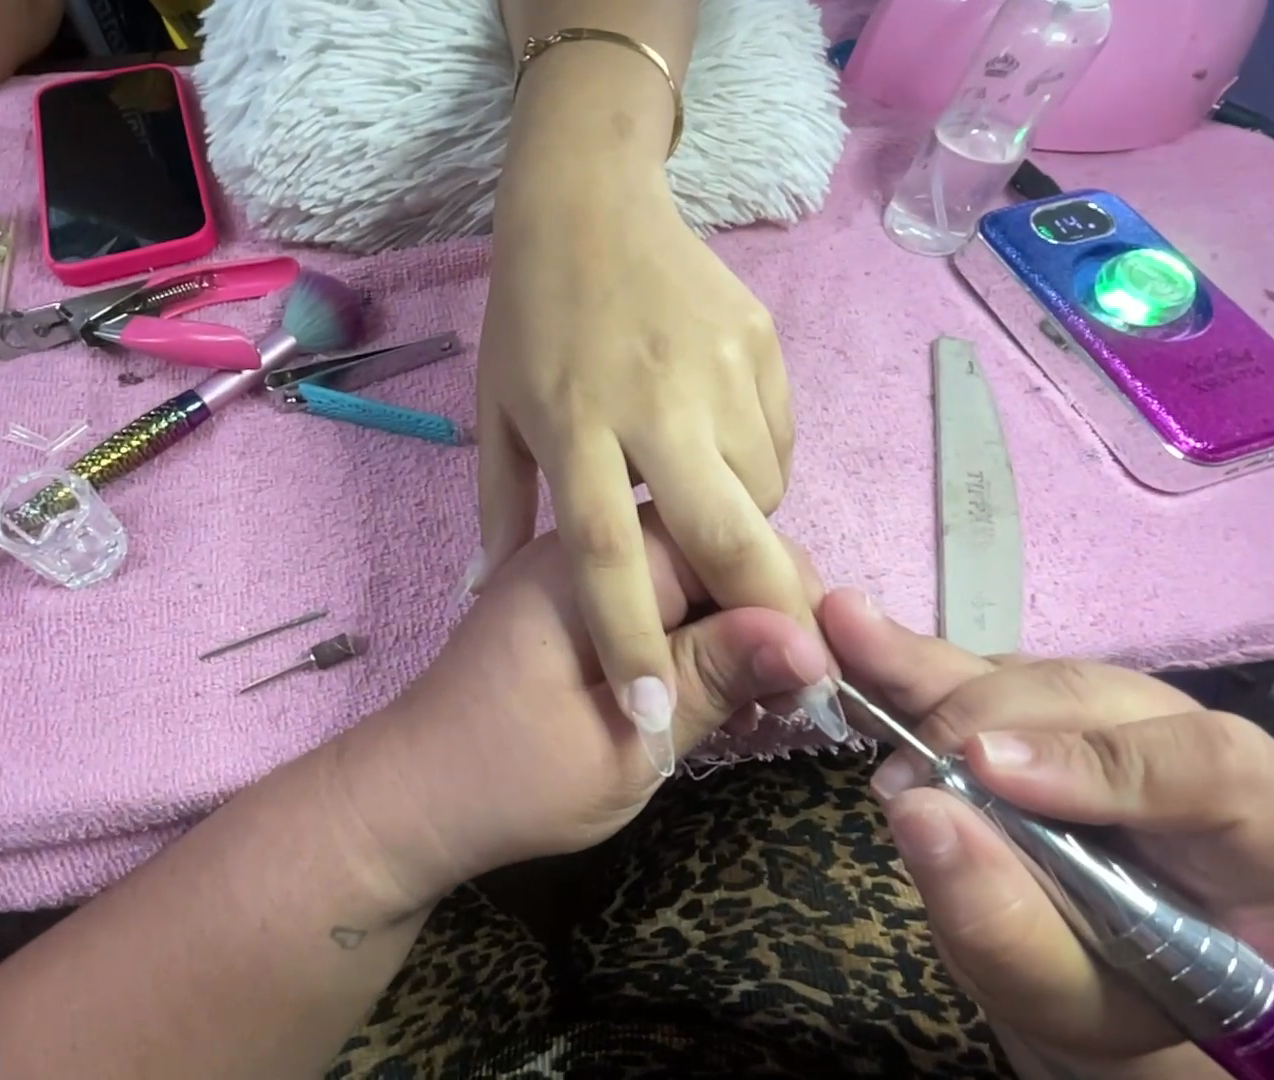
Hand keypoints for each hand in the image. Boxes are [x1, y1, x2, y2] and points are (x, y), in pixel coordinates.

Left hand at [338, 510, 834, 912]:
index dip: (785, 601)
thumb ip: (711, 679)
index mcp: (594, 561)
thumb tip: (809, 641)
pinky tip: (710, 695)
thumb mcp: (625, 740)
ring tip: (756, 705)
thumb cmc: (511, 777)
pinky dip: (692, 641)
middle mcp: (587, 546)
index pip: (724, 541)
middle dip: (764, 619)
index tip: (819, 675)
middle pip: (711, 553)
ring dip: (731, 634)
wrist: (413, 793)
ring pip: (688, 580)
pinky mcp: (575, 606)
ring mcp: (579, 573)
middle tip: (790, 698)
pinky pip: (655, 602)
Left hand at [472, 57, 836, 773]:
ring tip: (710, 519)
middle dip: (762, 613)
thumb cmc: (527, 320)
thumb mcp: (495, 414)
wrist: (586, 205)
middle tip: (786, 667)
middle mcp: (653, 407)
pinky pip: (779, 442)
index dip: (630, 646)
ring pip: (763, 491)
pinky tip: (719, 454)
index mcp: (575, 430)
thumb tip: (488, 583)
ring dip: (747, 527)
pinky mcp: (762, 345)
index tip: (652, 718)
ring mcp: (718, 371)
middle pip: (726, 534)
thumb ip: (499, 506)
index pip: (608, 557)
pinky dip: (760, 471)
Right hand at [819, 589, 1273, 1062]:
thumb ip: (1003, 923)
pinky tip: (842, 638)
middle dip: (981, 719)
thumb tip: (915, 813)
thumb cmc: (1091, 984)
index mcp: (1251, 830)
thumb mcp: (1058, 994)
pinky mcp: (1012, 692)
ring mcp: (1085, 707)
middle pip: (1087, 695)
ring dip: (921, 671)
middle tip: (899, 776)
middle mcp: (1173, 741)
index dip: (1098, 759)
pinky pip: (955, 664)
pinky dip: (891, 660)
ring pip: (1011, 666)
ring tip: (843, 659)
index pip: (1208, 767)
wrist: (1065, 955)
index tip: (981, 768)